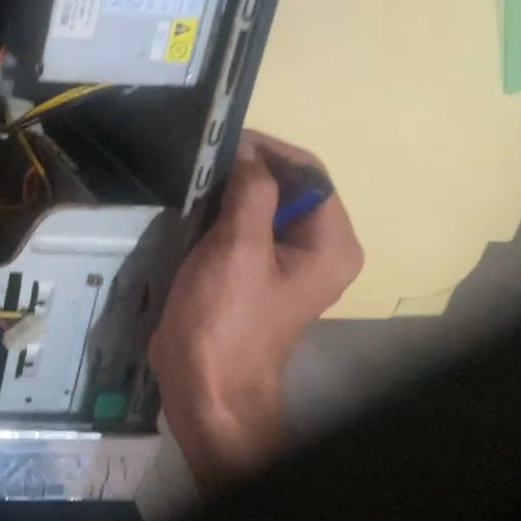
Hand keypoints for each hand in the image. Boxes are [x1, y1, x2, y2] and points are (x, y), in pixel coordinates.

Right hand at [149, 131, 363, 490]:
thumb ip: (249, 192)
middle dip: (245, 168)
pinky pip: (243, 223)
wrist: (205, 380)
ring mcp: (285, 259)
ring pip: (261, 202)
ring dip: (227, 188)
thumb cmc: (226, 316)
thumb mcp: (238, 249)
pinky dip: (219, 209)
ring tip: (190, 179)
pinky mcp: (254, 268)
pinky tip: (190, 206)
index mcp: (331, 243)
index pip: (309, 172)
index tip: (218, 141)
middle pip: (287, 185)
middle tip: (198, 159)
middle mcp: (317, 247)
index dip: (266, 151)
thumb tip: (246, 149)